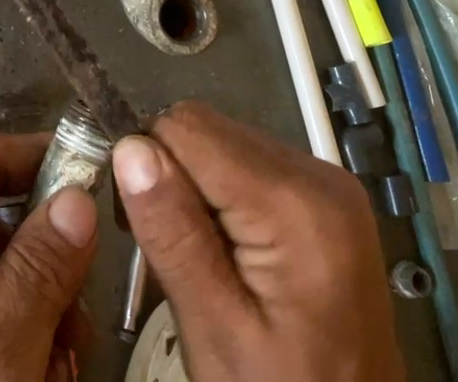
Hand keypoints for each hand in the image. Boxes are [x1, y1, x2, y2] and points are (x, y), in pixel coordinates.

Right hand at [114, 101, 403, 381]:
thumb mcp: (216, 330)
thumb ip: (175, 235)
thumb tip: (130, 149)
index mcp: (297, 204)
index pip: (186, 129)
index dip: (148, 168)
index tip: (141, 231)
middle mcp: (319, 174)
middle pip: (205, 128)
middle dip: (171, 176)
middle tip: (172, 252)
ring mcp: (327, 181)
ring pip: (220, 140)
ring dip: (193, 186)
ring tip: (201, 256)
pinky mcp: (325, 195)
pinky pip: (245, 161)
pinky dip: (219, 193)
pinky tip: (227, 248)